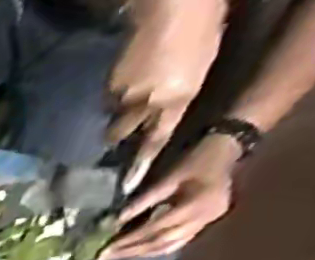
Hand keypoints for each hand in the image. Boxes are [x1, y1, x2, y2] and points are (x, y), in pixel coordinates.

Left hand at [100, 133, 238, 259]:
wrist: (228, 149)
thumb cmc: (196, 160)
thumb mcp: (168, 178)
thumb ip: (142, 202)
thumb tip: (113, 223)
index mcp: (197, 204)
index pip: (154, 229)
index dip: (127, 240)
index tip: (103, 249)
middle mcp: (205, 217)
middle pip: (161, 242)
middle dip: (129, 251)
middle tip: (103, 258)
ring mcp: (209, 221)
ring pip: (169, 246)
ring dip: (140, 253)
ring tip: (115, 257)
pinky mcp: (207, 222)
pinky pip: (178, 242)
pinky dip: (155, 248)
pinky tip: (136, 251)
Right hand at [106, 0, 225, 190]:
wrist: (176, 4)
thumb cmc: (203, 25)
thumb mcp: (203, 62)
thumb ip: (180, 92)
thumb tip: (163, 108)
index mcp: (176, 98)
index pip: (154, 140)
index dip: (139, 164)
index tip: (125, 186)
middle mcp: (146, 102)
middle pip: (120, 132)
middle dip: (120, 133)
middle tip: (120, 132)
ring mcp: (123, 93)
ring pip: (116, 111)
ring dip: (121, 106)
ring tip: (132, 90)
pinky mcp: (110, 81)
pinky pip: (112, 94)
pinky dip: (119, 88)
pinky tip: (130, 73)